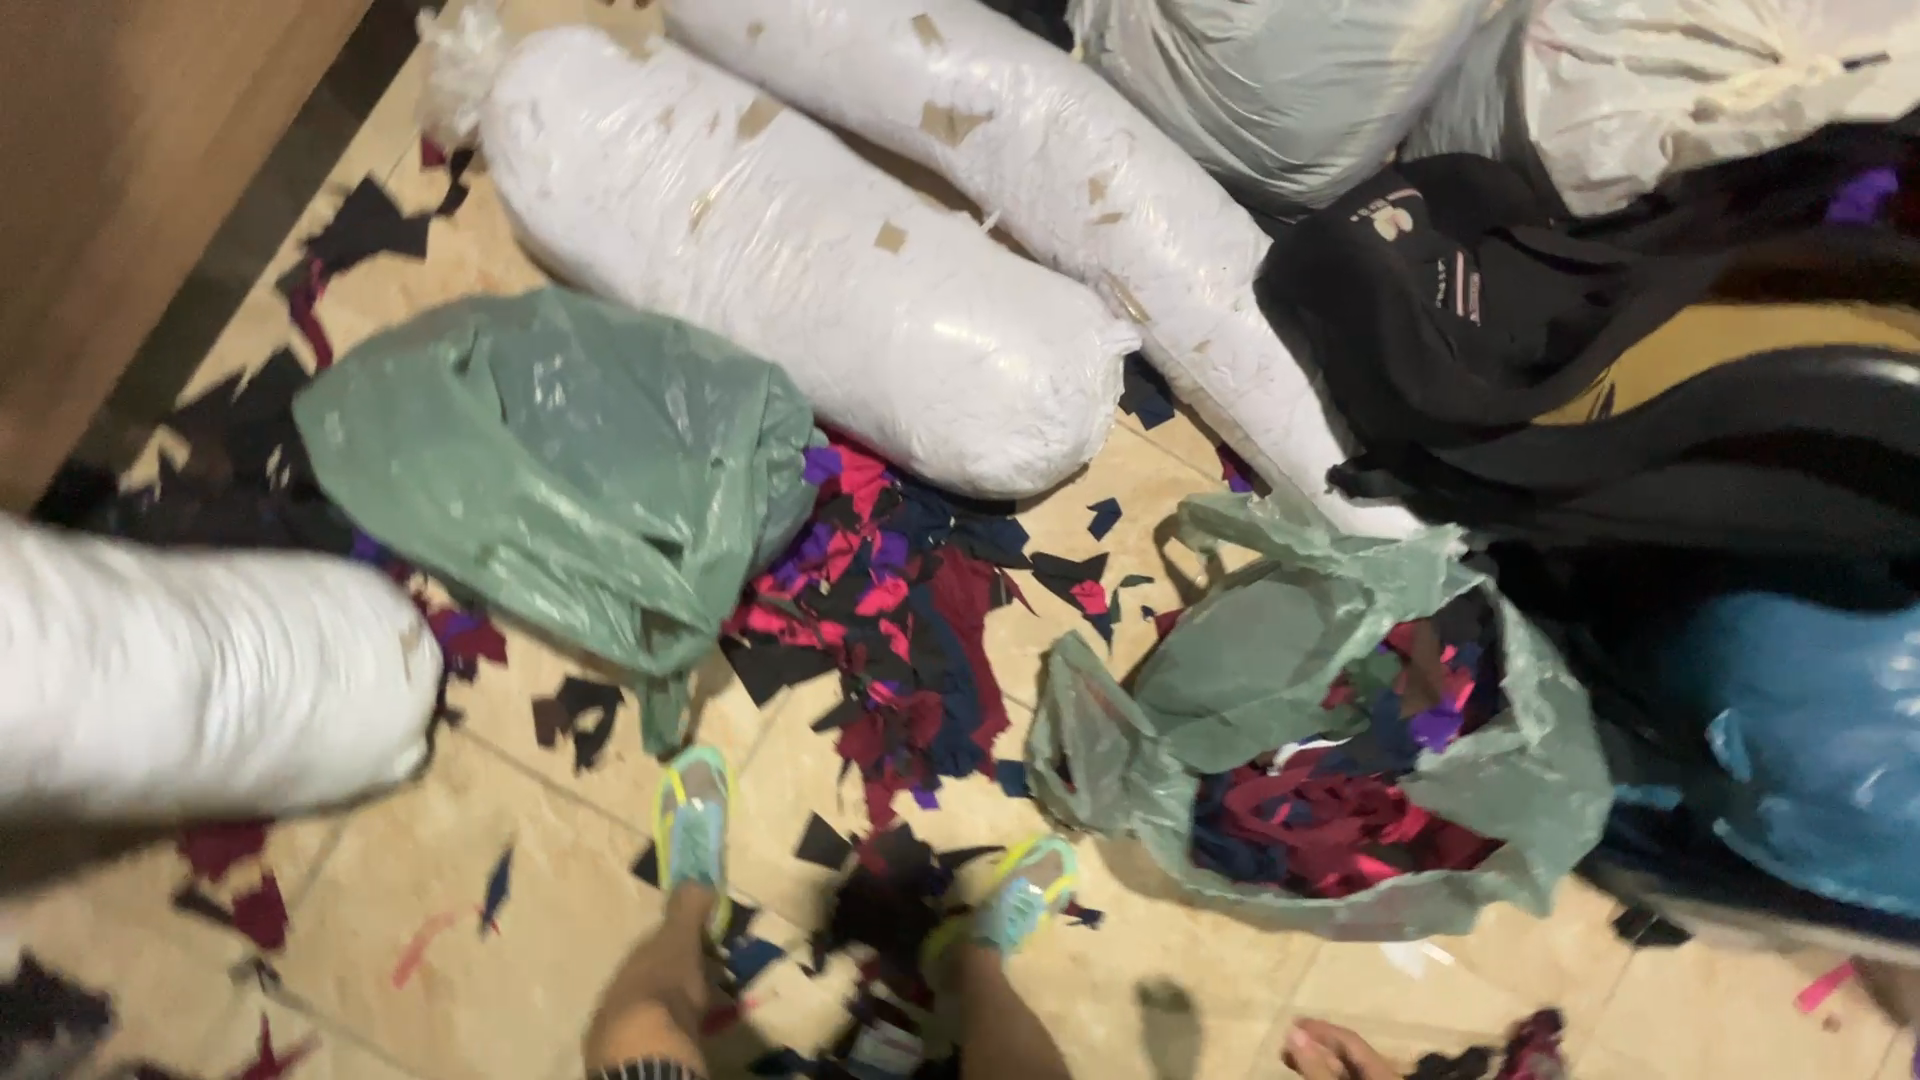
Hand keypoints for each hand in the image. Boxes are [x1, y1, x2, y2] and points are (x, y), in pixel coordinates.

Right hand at [1283, 1019, 1397, 1079]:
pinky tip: (1312, 1073)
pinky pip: (1347, 1079)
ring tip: (1292, 1058)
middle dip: (1316, 1046)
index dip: (1321, 1028)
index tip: (1293, 1021)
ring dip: (1319, 1061)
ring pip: (1347, 1071)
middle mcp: (1383, 1074)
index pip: (1350, 1039)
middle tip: (1288, 1040)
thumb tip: (1292, 1030)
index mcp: (1384, 1069)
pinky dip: (1327, 1075)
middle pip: (1348, 1054)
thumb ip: (1316, 1066)